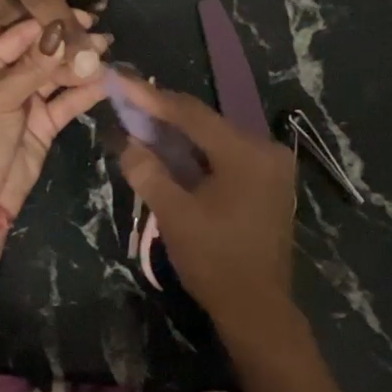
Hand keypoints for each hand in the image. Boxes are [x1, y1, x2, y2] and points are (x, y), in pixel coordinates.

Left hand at [0, 16, 111, 216]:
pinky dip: (85, 92)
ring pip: (57, 77)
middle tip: (101, 37)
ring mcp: (26, 102)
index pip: (18, 37)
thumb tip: (59, 33)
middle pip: (41, 55)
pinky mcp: (44, 123)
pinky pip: (66, 102)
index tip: (79, 16)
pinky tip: (105, 80)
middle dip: (70, 46)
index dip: (48, 25)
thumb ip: (32, 67)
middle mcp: (5, 79)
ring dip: (80, 66)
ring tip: (106, 53)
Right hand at [114, 78, 299, 320]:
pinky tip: (172, 152)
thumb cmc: (215, 260)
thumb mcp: (173, 214)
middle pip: (206, 122)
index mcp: (246, 153)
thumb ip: (148, 171)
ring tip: (142, 124)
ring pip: (216, 139)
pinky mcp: (269, 184)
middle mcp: (266, 151)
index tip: (119, 82)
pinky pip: (227, 156)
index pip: (191, 114)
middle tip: (127, 104)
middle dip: (163, 115)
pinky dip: (198, 153)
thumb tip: (127, 141)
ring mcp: (272, 168)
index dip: (151, 98)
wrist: (257, 309)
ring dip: (180, 135)